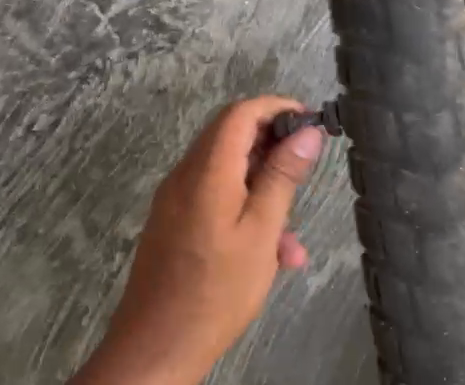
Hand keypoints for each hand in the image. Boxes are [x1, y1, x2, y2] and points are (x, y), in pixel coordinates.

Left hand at [73, 97, 325, 384]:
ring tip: (294, 226)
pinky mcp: (174, 225)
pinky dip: (247, 208)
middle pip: (232, 135)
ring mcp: (176, 203)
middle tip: (308, 167)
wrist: (152, 355)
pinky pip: (217, 197)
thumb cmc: (215, 291)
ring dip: (266, 184)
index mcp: (207, 173)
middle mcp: (185, 179)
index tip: (311, 125)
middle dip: (275, 145)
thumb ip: (283, 176)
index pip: (241, 113)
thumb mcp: (262, 231)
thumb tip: (307, 131)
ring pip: (229, 169)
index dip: (278, 108)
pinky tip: (274, 250)